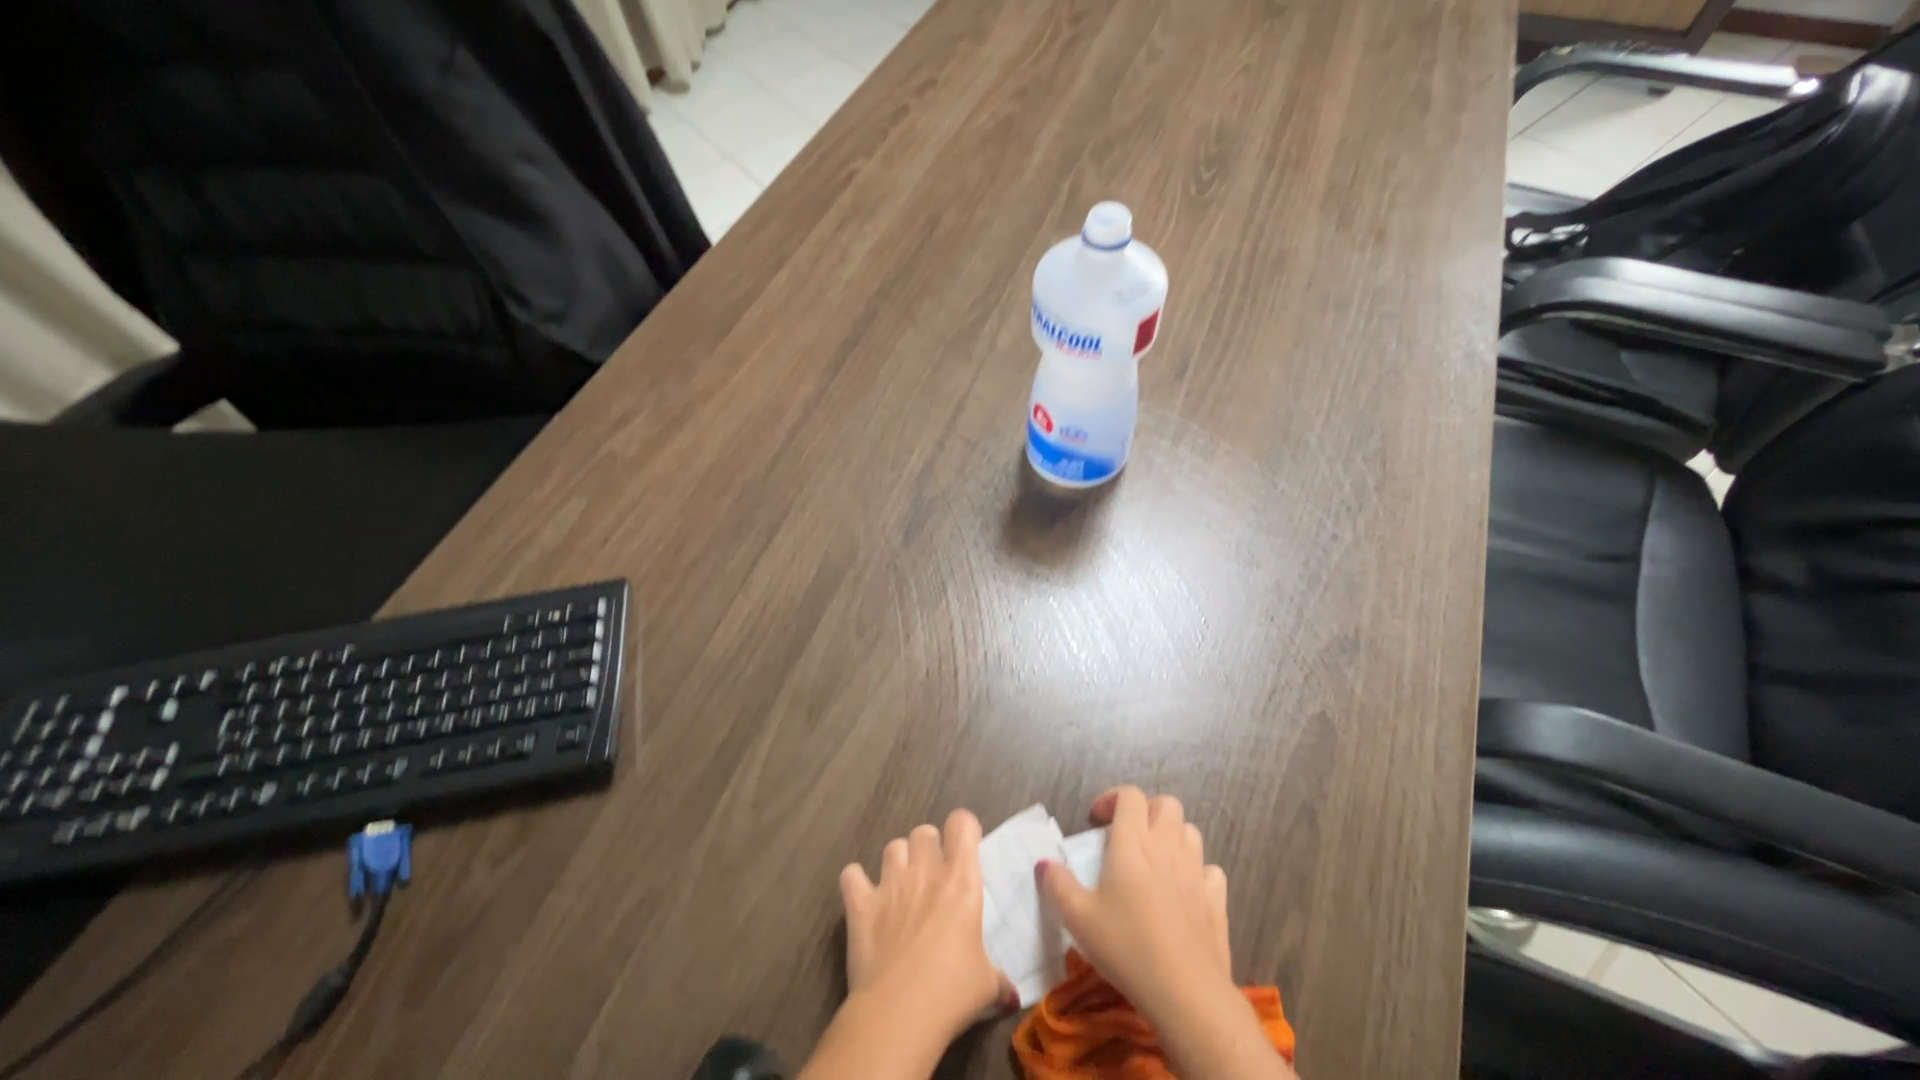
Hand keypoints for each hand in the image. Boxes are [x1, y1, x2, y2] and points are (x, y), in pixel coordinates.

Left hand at [840, 808, 1014, 1037]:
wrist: (899, 1012)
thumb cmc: (953, 993)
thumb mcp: (987, 984)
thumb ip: (998, 978)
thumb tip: (1010, 994)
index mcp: (961, 881)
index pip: (962, 823)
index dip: (963, 831)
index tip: (966, 850)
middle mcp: (925, 872)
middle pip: (924, 831)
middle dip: (929, 847)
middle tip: (933, 875)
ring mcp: (889, 884)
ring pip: (892, 847)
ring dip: (898, 861)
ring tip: (901, 886)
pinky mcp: (859, 904)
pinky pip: (851, 874)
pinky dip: (856, 882)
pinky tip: (864, 898)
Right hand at [1039, 786, 1231, 1016]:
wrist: (1184, 989)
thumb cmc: (1125, 946)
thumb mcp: (1077, 917)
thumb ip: (1057, 884)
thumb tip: (1044, 862)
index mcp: (1132, 843)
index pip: (1130, 796)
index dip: (1112, 799)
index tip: (1095, 821)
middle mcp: (1167, 847)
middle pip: (1166, 804)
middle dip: (1145, 811)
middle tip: (1126, 835)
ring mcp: (1196, 872)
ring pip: (1190, 832)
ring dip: (1171, 836)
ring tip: (1153, 860)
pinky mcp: (1216, 899)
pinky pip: (1209, 869)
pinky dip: (1196, 870)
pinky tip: (1183, 890)